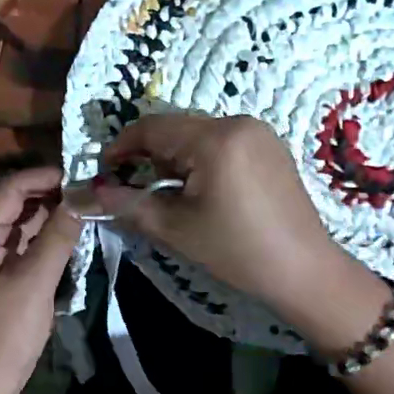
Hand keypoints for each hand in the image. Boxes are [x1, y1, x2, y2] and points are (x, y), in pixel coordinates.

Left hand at [0, 167, 81, 393]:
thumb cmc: (6, 331)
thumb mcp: (36, 281)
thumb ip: (59, 236)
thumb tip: (84, 197)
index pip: (10, 188)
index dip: (44, 176)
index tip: (81, 173)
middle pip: (14, 200)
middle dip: (50, 191)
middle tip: (89, 187)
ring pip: (22, 219)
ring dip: (51, 211)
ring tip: (86, 202)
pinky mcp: (1, 270)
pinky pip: (25, 240)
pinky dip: (47, 232)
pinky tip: (71, 228)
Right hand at [97, 115, 366, 330]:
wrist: (304, 271)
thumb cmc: (237, 250)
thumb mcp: (175, 228)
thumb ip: (128, 204)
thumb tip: (89, 193)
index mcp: (215, 139)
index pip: (152, 128)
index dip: (121, 146)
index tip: (105, 172)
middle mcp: (238, 122)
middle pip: (175, 128)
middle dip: (149, 155)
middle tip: (136, 188)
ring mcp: (259, 132)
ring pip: (197, 134)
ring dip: (174, 158)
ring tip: (170, 195)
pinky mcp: (270, 145)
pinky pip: (221, 141)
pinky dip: (201, 159)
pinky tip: (201, 191)